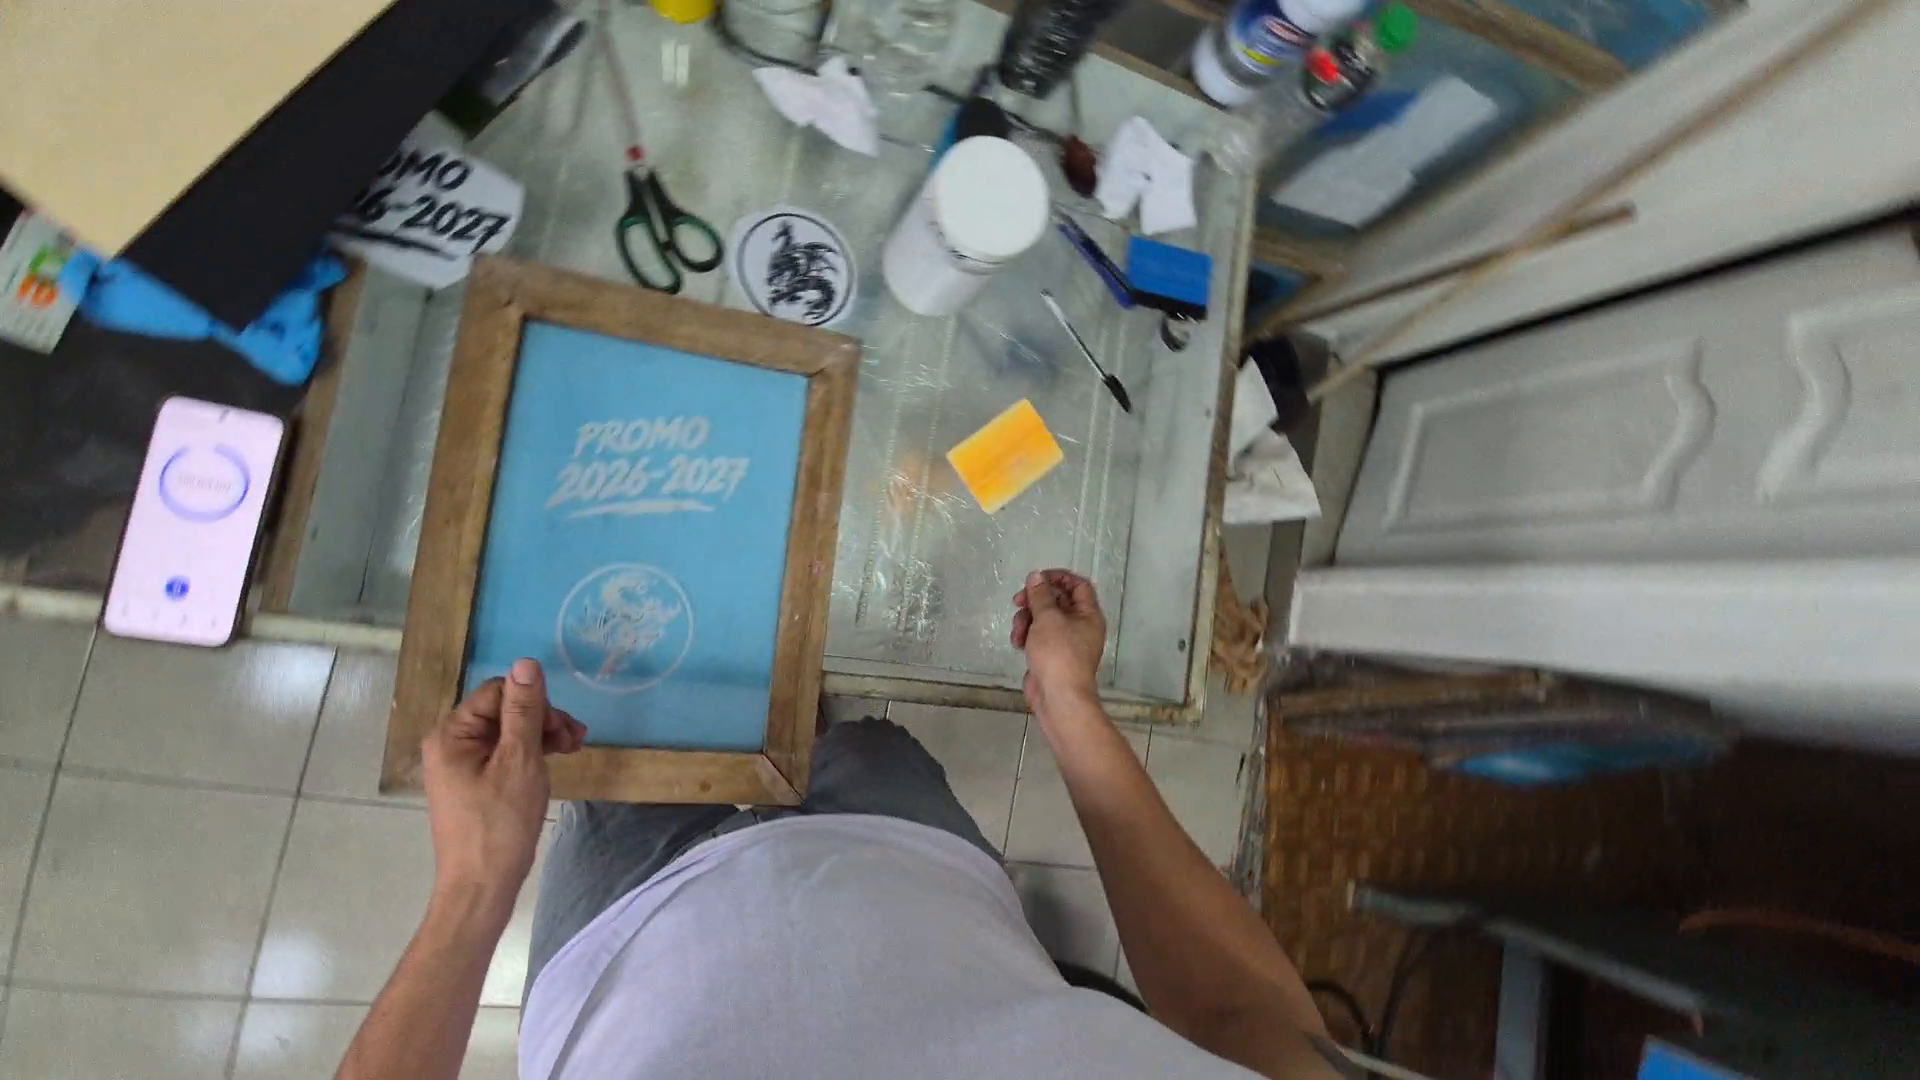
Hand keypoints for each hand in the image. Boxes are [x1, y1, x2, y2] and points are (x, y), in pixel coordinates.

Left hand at [421, 658, 584, 924]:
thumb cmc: (501, 821)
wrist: (483, 885)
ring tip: (573, 749)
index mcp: (452, 734)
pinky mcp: (476, 781)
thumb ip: (524, 710)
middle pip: (505, 709)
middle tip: (575, 740)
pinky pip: (507, 751)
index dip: (535, 702)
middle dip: (543, 718)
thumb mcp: (520, 759)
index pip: (498, 691)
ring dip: (544, 733)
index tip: (563, 727)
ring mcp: (462, 764)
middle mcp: (451, 743)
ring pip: (511, 729)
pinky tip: (557, 759)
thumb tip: (526, 662)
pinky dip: (534, 750)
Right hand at [1011, 569, 1105, 718]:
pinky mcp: (1051, 655)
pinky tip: (1018, 644)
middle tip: (1018, 601)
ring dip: (1027, 620)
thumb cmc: (1058, 654)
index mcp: (1088, 615)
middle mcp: (1079, 626)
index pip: (1078, 585)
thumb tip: (1036, 576)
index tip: (1036, 578)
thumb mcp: (1048, 618)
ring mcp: (1065, 642)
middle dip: (1035, 600)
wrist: (1058, 697)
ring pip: (1044, 619)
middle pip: (1057, 601)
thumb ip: (1040, 595)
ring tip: (1018, 632)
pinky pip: (1038, 636)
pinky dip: (1027, 636)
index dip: (1058, 577)